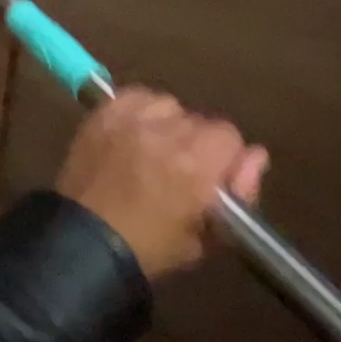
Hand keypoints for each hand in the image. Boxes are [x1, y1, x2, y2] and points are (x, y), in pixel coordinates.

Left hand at [55, 87, 268, 279]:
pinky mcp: (102, 114)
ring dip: (168, 123)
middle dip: (198, 144)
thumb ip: (238, 194)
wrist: (84, 238)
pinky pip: (133, 96)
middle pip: (198, 120)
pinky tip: (135, 131)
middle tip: (182, 169)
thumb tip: (256, 157)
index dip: (226, 157)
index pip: (230, 136)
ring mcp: (129, 119)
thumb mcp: (207, 235)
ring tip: (155, 148)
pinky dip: (139, 109)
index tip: (215, 177)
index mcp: (196, 165)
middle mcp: (164, 134)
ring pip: (167, 105)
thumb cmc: (150, 246)